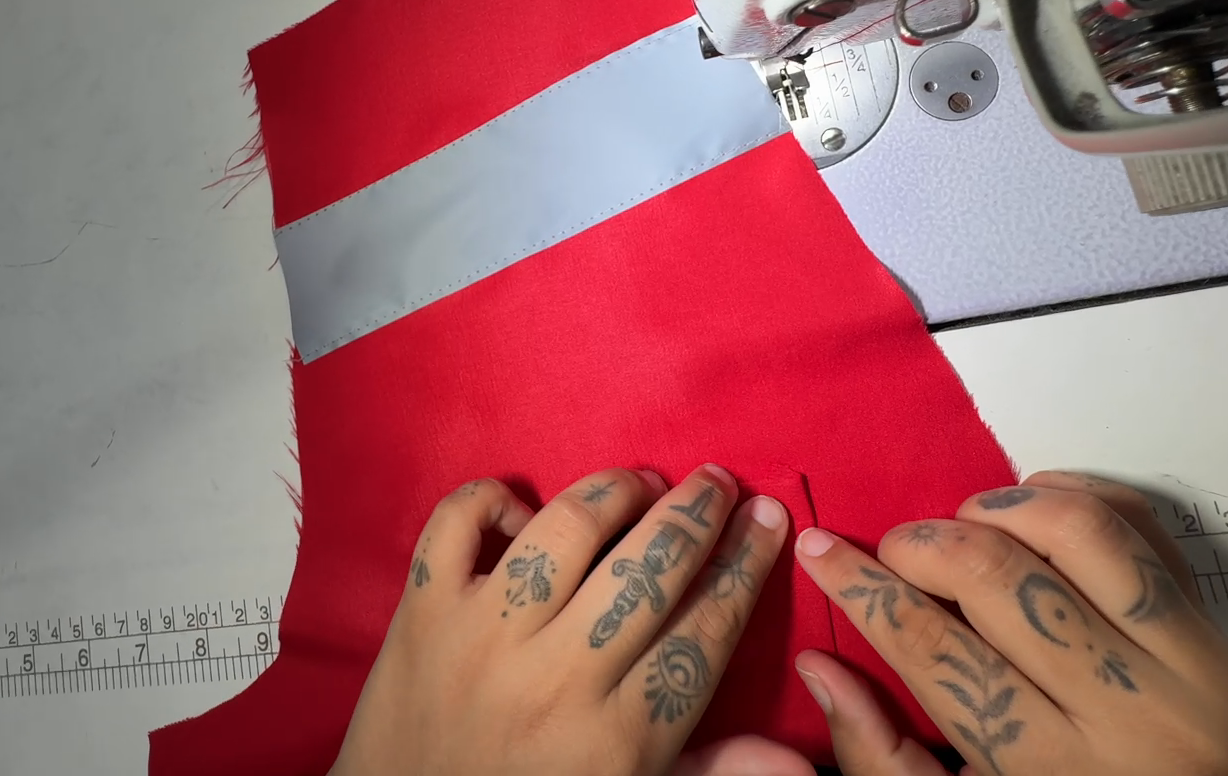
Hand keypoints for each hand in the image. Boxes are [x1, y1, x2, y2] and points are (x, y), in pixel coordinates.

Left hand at [329, 465, 792, 775]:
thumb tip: (803, 761)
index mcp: (616, 741)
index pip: (704, 634)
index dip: (745, 566)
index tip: (767, 516)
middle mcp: (554, 678)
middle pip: (647, 572)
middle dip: (696, 515)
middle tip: (717, 480)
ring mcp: (482, 635)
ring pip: (565, 530)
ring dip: (613, 492)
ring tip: (641, 481)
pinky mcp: (424, 609)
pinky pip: (456, 525)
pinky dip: (488, 498)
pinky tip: (519, 507)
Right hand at [792, 471, 1227, 775]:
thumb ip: (884, 760)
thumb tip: (817, 666)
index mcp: (1058, 773)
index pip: (931, 648)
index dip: (859, 586)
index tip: (817, 547)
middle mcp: (1131, 714)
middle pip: (991, 574)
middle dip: (917, 546)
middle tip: (898, 557)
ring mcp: (1192, 665)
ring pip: (1071, 528)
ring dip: (993, 509)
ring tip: (966, 533)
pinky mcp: (1221, 629)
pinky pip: (1137, 522)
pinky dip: (1067, 494)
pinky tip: (1030, 517)